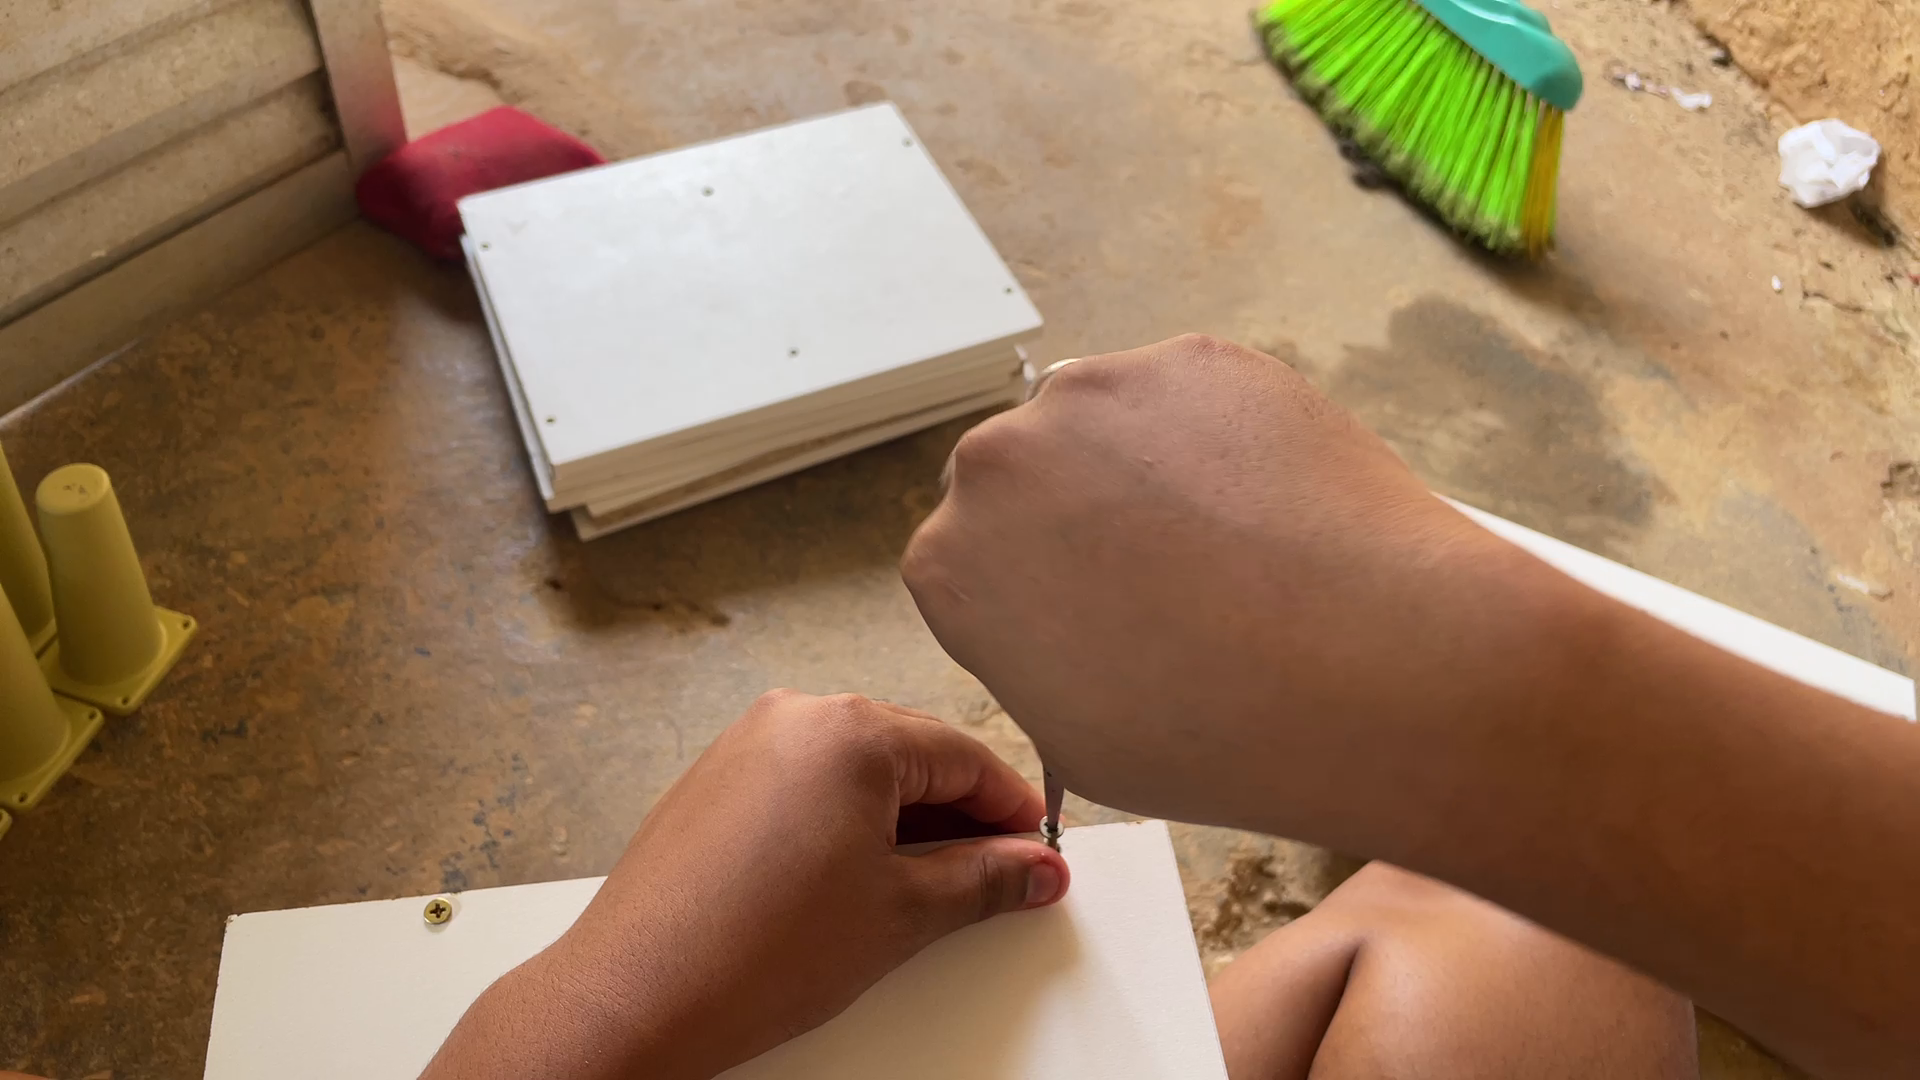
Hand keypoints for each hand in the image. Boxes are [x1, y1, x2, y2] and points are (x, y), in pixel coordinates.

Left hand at [421, 691, 1068, 1079]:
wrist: (629, 997)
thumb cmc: (763, 952)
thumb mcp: (901, 913)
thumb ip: (985, 878)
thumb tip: (1038, 866)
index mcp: (853, 729)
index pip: (963, 755)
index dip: (1011, 805)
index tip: (1038, 846)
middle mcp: (802, 712)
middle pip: (913, 754)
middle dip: (961, 813)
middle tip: (995, 871)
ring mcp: (757, 735)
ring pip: (863, 766)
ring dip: (907, 814)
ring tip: (931, 879)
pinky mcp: (727, 767)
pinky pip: (814, 776)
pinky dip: (853, 813)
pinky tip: (861, 865)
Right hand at [901, 335, 1578, 847]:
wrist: (1374, 672)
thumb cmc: (1213, 735)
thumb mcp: (1072, 740)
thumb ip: (1028, 658)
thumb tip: (1059, 619)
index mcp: (950, 561)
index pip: (970, 561)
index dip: (1031, 588)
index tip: (1081, 608)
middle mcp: (995, 462)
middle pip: (1021, 483)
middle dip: (1068, 518)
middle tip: (1152, 567)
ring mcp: (1091, 394)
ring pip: (1094, 428)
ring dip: (1131, 466)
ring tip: (1217, 532)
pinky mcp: (1187, 358)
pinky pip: (1176, 397)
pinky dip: (1205, 433)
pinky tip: (1258, 494)